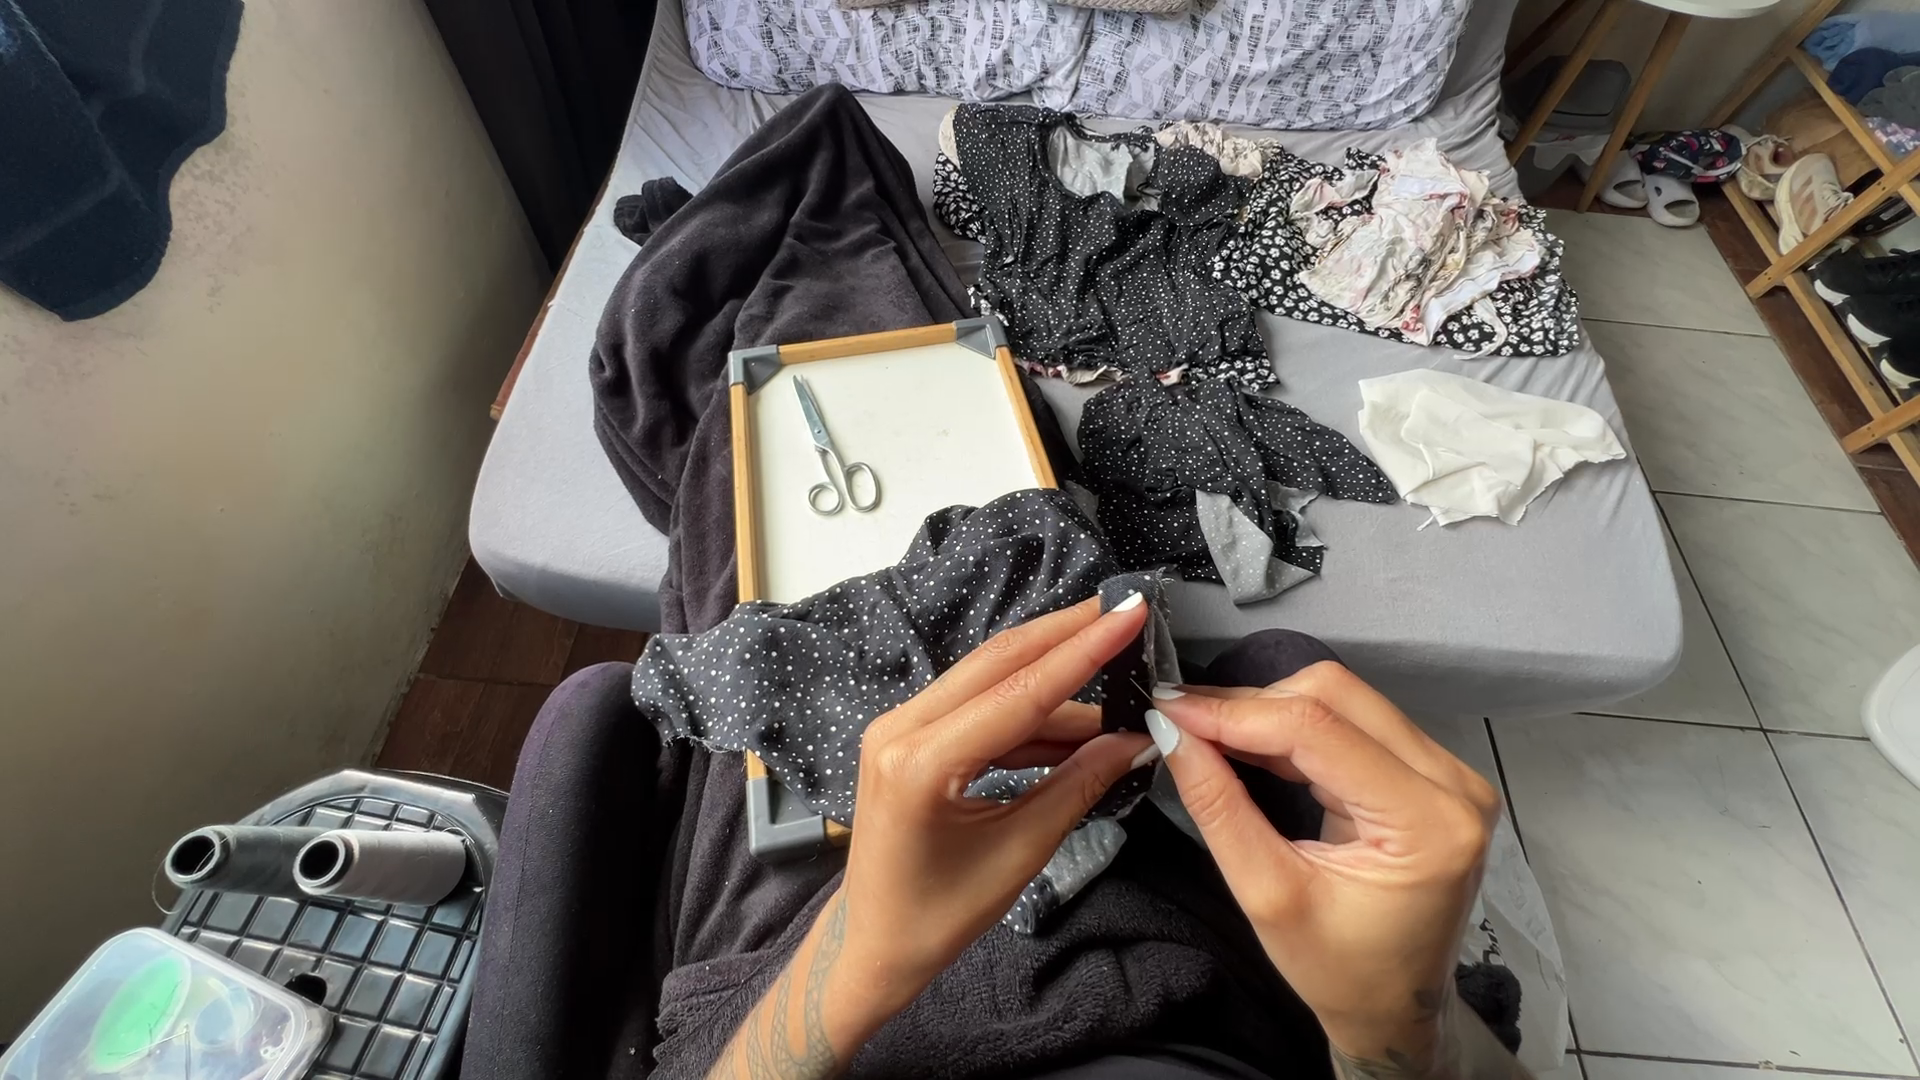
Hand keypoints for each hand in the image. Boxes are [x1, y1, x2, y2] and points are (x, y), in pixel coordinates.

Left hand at [836, 593, 1157, 1009]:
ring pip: (989, 680)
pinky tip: (1072, 726)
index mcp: (921, 761)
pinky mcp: (909, 732)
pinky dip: (1027, 712)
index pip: (1019, 691)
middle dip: (1065, 635)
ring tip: (1114, 684)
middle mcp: (902, 726)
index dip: (1082, 650)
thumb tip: (1135, 740)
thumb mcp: (1018, 853)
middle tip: (1120, 613)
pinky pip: (977, 706)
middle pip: (998, 662)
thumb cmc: (937, 917)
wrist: (871, 944)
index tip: (1127, 613)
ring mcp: (900, 724)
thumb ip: (1079, 785)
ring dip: (1052, 681)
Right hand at [1150, 663, 1500, 1067]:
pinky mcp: (1424, 769)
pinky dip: (1285, 722)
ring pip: (1337, 697)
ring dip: (1264, 707)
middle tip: (1183, 719)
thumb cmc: (1337, 969)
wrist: (1394, 1008)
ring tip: (1205, 729)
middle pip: (1332, 694)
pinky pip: (1345, 717)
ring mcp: (1444, 771)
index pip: (1315, 728)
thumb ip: (1217, 804)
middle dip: (1248, 702)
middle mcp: (1450, 783)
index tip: (1168, 707)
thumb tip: (1169, 730)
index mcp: (1427, 823)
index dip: (1232, 711)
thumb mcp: (1265, 893)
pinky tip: (1243, 739)